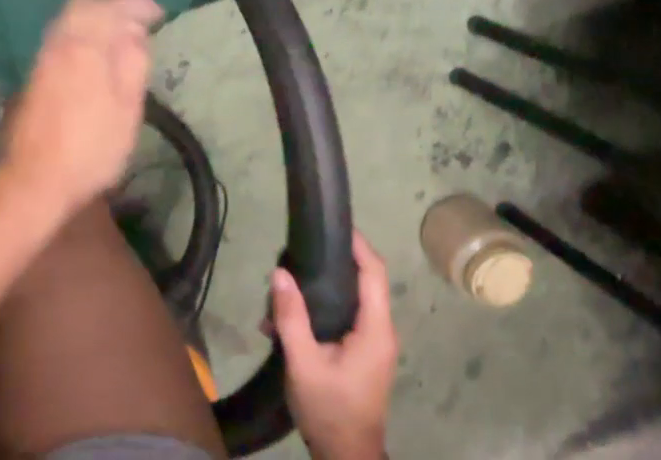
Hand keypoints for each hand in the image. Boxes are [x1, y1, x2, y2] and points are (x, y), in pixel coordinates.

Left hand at [0, 0, 163, 213]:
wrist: (35, 180)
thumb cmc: (90, 148)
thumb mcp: (127, 109)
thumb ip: (132, 63)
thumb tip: (135, 32)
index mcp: (84, 46)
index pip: (111, 4)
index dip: (136, 3)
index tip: (157, 15)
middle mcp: (59, 42)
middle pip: (84, 4)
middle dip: (113, 5)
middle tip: (139, 21)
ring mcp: (43, 58)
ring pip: (69, 19)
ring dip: (96, 18)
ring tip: (122, 37)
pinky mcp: (36, 74)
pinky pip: (61, 36)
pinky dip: (82, 33)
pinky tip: (96, 55)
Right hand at [271, 231, 397, 459]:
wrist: (346, 458)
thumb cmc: (330, 410)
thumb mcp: (304, 362)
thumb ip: (292, 316)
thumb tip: (280, 271)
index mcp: (375, 330)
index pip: (374, 273)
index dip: (358, 245)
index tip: (333, 224)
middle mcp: (380, 332)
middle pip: (363, 282)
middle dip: (331, 264)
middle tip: (296, 252)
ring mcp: (372, 345)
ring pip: (350, 301)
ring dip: (318, 291)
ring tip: (281, 288)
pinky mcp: (361, 355)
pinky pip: (343, 319)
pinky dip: (318, 312)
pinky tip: (283, 322)